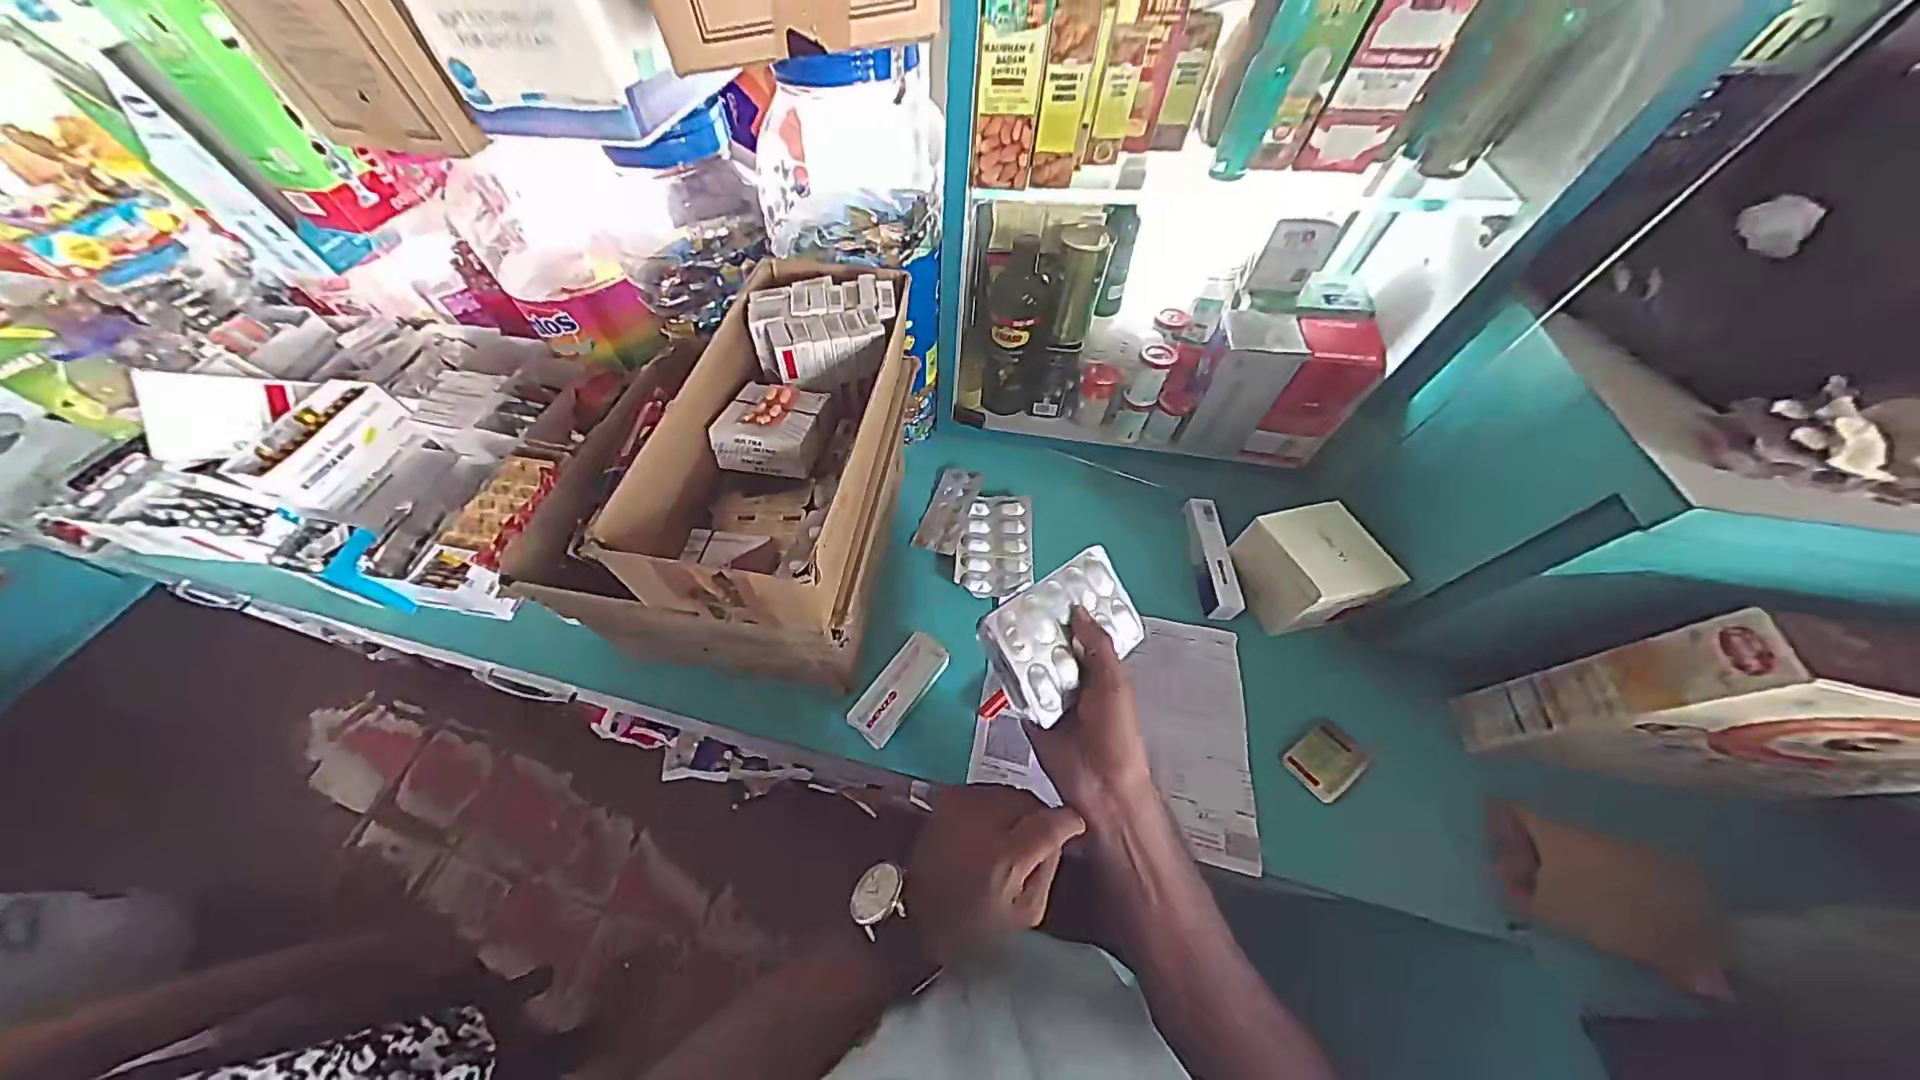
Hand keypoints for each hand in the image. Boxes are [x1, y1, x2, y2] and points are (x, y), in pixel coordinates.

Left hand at [906, 784, 1085, 964]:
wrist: (914, 913)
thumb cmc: (972, 925)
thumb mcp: (1025, 912)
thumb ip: (1049, 868)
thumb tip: (1062, 836)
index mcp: (1006, 855)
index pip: (1051, 821)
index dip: (1069, 822)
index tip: (1074, 826)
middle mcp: (983, 818)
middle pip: (1031, 801)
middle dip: (1039, 818)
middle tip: (1034, 843)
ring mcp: (962, 802)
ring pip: (1009, 792)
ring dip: (1016, 810)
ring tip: (1008, 839)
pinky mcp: (948, 797)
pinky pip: (987, 791)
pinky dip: (993, 806)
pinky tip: (987, 830)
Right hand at [1026, 606, 1157, 828]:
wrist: (1100, 787)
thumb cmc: (1119, 737)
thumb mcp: (1115, 683)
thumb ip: (1099, 646)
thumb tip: (1081, 613)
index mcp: (1099, 670)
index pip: (1080, 634)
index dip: (1067, 615)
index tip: (1049, 594)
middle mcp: (1074, 680)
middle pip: (1051, 648)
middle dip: (1038, 632)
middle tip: (1019, 610)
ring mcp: (1051, 697)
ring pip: (1032, 667)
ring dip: (1022, 655)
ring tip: (1007, 630)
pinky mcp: (1032, 715)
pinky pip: (1017, 693)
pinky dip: (1010, 681)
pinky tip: (1002, 663)